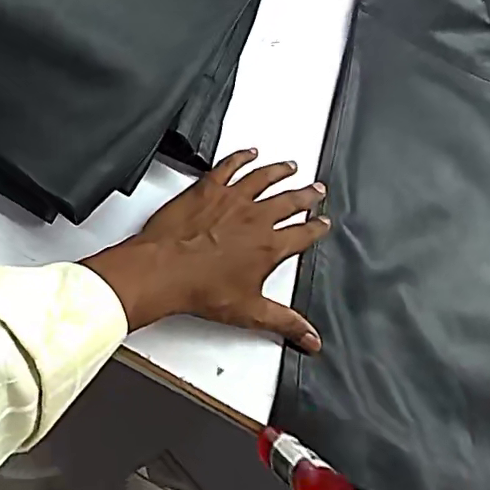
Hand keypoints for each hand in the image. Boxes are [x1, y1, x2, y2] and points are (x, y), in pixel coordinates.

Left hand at [81, 148, 329, 352]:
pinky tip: (248, 152)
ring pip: (263, 178)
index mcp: (267, 247)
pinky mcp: (207, 188)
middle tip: (317, 189)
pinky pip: (229, 166)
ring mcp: (231, 199)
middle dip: (307, 195)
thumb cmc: (200, 287)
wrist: (165, 268)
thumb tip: (308, 337)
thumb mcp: (249, 312)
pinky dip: (241, 156)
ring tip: (290, 166)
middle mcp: (254, 218)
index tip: (324, 222)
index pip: (301, 235)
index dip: (316, 229)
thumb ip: (284, 322)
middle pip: (288, 201)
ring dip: (279, 171)